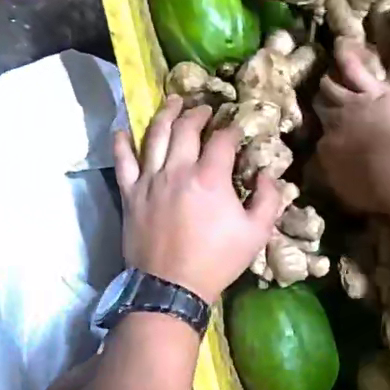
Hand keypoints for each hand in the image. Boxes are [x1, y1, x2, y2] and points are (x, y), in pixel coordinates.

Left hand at [113, 96, 285, 302]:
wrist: (170, 287)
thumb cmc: (217, 260)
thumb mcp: (256, 234)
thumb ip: (268, 200)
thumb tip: (268, 175)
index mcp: (210, 177)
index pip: (223, 139)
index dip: (232, 128)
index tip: (237, 127)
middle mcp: (178, 169)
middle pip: (186, 128)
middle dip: (198, 114)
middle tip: (205, 109)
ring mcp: (150, 180)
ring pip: (155, 136)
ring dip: (165, 115)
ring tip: (172, 102)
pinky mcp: (130, 194)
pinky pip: (122, 162)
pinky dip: (121, 144)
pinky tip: (122, 131)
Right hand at [312, 37, 389, 214]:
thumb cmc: (376, 189)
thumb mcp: (349, 193)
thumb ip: (340, 181)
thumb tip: (335, 178)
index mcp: (326, 152)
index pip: (322, 143)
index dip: (326, 140)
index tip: (330, 142)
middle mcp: (332, 125)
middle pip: (322, 111)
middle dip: (320, 107)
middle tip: (317, 103)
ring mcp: (351, 104)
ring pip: (332, 89)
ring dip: (328, 84)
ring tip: (323, 77)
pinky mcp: (373, 90)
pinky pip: (355, 70)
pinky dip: (348, 59)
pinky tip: (342, 46)